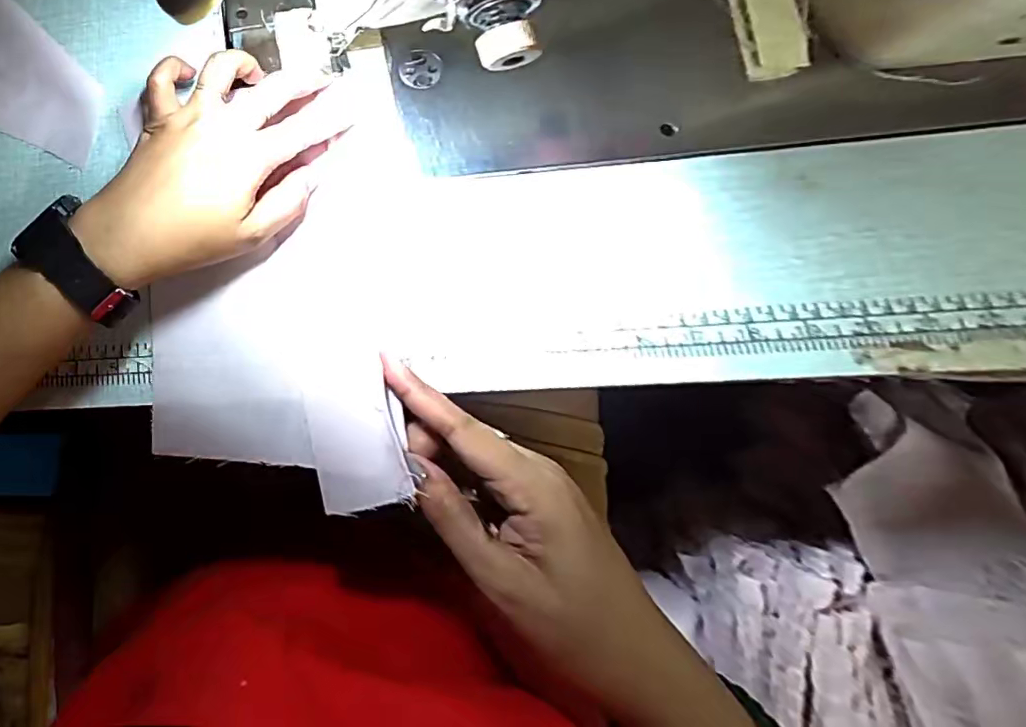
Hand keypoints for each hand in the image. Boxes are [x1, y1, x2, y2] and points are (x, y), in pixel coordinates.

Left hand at [70, 50, 352, 286]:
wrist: (125, 237)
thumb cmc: (189, 240)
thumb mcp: (250, 235)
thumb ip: (288, 201)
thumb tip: (315, 173)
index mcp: (251, 155)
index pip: (304, 129)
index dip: (333, 119)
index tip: (351, 110)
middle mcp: (224, 123)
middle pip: (274, 88)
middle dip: (307, 79)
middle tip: (323, 79)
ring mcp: (189, 114)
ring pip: (220, 67)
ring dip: (244, 63)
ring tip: (256, 76)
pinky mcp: (159, 116)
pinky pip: (162, 78)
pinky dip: (174, 68)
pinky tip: (188, 75)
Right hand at [384, 356, 751, 726]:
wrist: (637, 664)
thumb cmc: (570, 628)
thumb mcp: (500, 579)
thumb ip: (451, 517)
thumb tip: (412, 466)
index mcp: (531, 481)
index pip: (463, 428)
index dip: (420, 394)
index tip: (387, 360)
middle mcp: (536, 467)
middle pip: (466, 436)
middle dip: (424, 437)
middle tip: (393, 465)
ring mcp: (542, 481)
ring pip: (476, 453)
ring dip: (440, 457)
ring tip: (410, 474)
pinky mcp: (542, 498)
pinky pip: (490, 474)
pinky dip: (460, 477)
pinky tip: (443, 491)